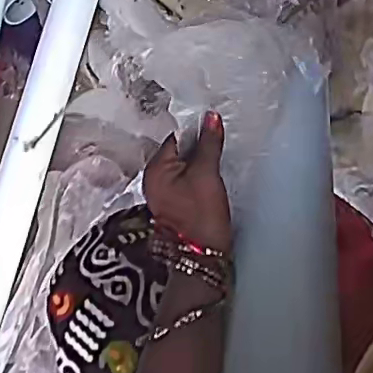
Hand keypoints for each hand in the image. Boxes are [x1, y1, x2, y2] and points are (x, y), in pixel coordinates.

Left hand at [144, 110, 230, 252]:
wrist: (204, 257)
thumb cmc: (202, 213)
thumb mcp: (207, 173)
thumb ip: (208, 143)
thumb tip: (211, 116)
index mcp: (155, 168)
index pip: (175, 137)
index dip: (196, 130)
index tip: (215, 126)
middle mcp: (153, 178)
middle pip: (178, 150)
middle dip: (197, 145)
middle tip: (219, 138)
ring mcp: (163, 192)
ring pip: (183, 165)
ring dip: (199, 159)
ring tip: (218, 153)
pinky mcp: (175, 203)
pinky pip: (186, 178)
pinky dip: (198, 173)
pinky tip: (212, 172)